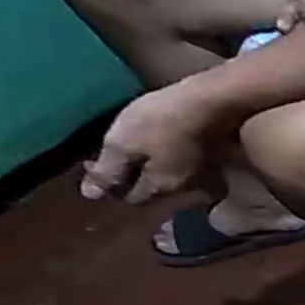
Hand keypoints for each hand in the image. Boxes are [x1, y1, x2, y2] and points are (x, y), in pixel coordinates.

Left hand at [79, 86, 209, 203]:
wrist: (206, 105)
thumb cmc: (158, 123)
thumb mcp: (122, 144)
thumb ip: (108, 170)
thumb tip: (92, 195)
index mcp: (161, 187)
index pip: (133, 199)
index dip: (111, 185)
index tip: (94, 162)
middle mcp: (185, 189)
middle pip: (155, 191)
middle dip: (136, 178)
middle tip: (118, 155)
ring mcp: (202, 176)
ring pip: (171, 179)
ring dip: (155, 170)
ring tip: (142, 150)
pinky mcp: (212, 161)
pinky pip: (185, 168)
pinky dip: (171, 161)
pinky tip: (166, 146)